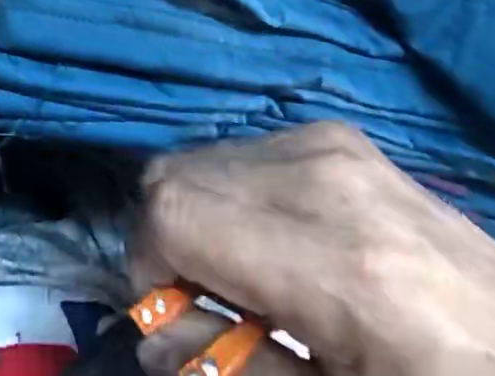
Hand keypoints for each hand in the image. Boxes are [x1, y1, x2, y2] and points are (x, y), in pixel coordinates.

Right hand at [134, 123, 494, 375]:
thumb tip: (154, 330)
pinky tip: (282, 251)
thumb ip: (234, 371)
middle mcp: (328, 172)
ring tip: (251, 284)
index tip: (172, 323)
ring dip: (203, 221)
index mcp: (337, 257)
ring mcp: (340, 145)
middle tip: (209, 312)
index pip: (174, 207)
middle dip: (169, 245)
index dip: (146, 268)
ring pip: (207, 159)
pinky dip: (237, 199)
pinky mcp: (348, 140)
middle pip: (178, 173)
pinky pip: (249, 154)